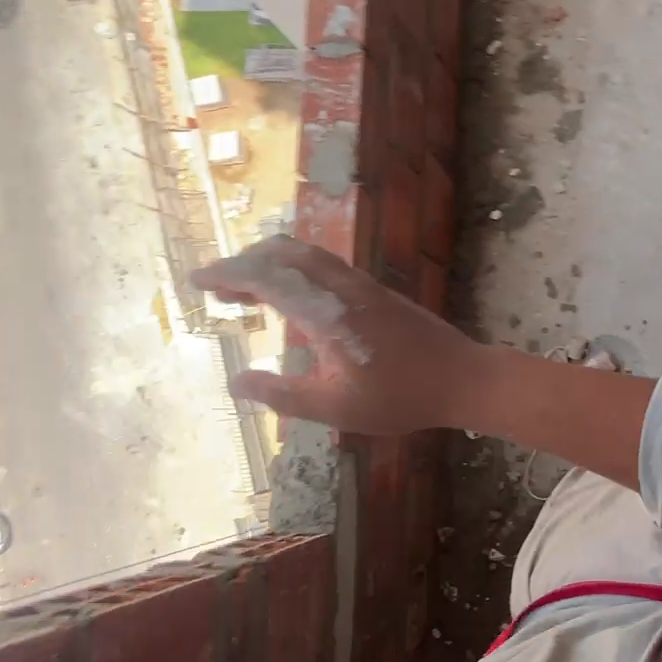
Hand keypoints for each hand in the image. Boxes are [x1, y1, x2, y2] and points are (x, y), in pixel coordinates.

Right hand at [190, 237, 485, 433]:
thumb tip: (236, 382)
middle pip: (285, 254)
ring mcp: (366, 286)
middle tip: (219, 288)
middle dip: (245, 264)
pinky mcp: (381, 292)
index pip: (267, 277)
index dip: (228, 274)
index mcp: (329, 311)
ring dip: (273, 265)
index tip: (197, 280)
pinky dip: (299, 272)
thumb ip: (283, 395)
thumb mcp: (337, 408)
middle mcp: (345, 287)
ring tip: (249, 292)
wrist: (464, 378)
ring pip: (310, 256)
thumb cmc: (402, 398)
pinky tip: (296, 300)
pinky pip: (328, 267)